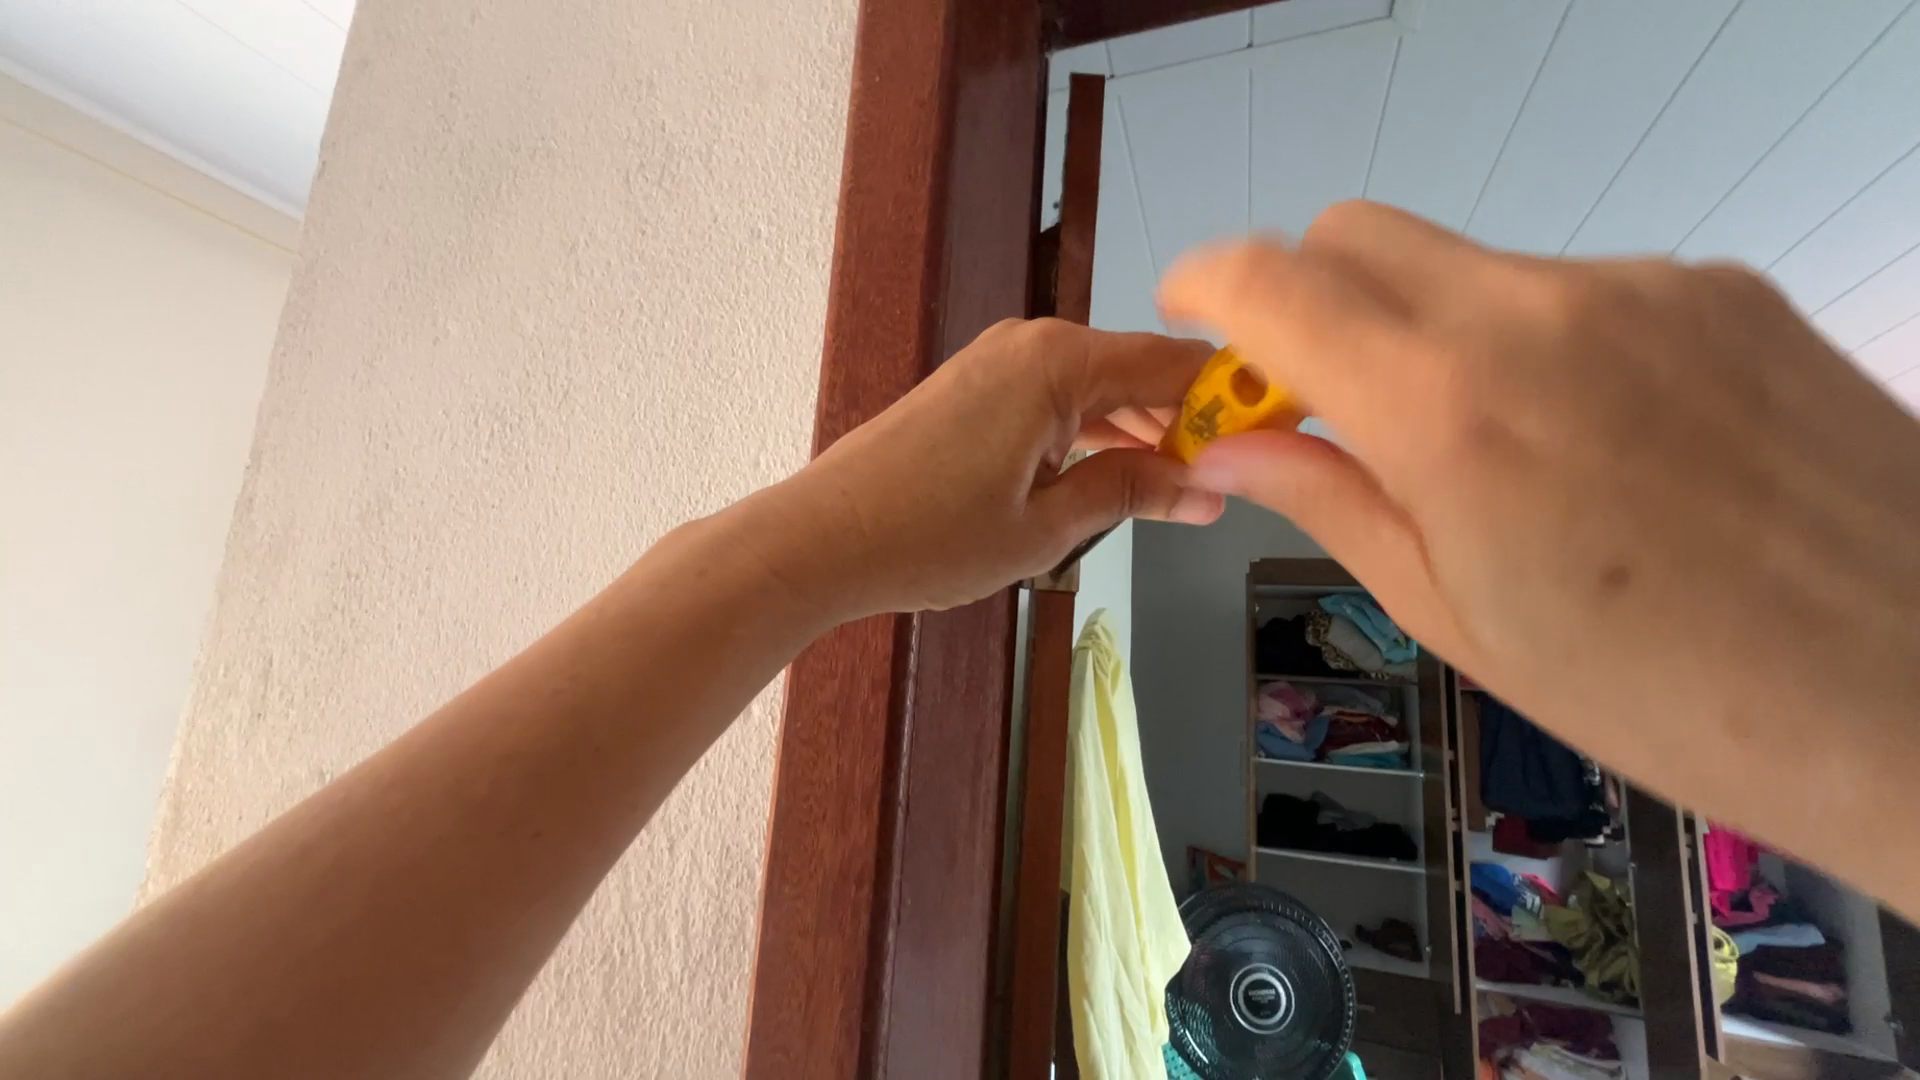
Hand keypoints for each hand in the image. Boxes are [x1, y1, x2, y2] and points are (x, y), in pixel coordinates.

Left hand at [761, 318, 1224, 616]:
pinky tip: (1106, 475)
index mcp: (1059, 362)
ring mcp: (994, 365)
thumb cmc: (927, 537)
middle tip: (1222, 481)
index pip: (1175, 364)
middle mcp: (1029, 346)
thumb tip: (1201, 487)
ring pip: (1093, 391)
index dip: (1228, 399)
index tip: (1268, 437)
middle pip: (1134, 374)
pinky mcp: (970, 392)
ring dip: (1134, 435)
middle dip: (1181, 424)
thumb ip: (1129, 491)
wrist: (820, 539)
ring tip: (1172, 491)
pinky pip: (1050, 402)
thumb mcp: (1046, 526)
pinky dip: (1085, 436)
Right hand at [1161, 202, 1919, 890]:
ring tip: (1446, 437)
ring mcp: (1638, 286)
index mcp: (1446, 407)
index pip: (1276, 286)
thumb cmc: (1646, 689)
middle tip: (1298, 392)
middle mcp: (1536, 310)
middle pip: (1352, 235)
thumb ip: (1318, 496)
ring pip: (1450, 261)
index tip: (1185, 311)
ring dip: (1399, 324)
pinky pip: (1551, 285)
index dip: (1206, 284)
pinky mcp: (1716, 289)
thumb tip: (1218, 450)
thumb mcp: (1441, 606)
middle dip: (1293, 295)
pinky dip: (1500, 333)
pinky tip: (1559, 429)